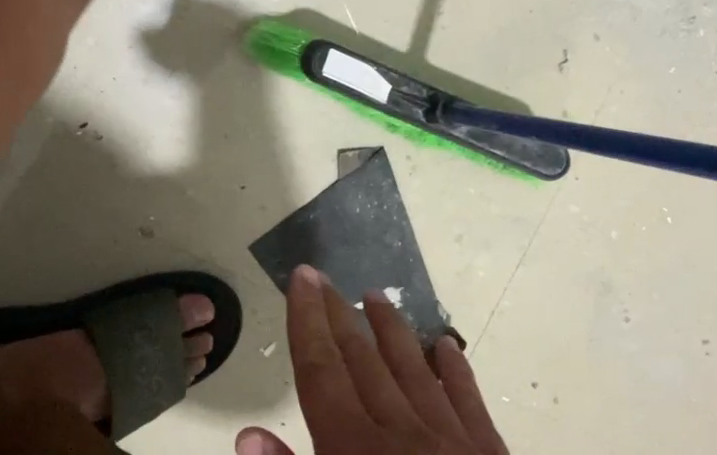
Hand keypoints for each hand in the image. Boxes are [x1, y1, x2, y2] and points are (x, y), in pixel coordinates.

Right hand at [238, 266, 509, 454]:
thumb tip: (247, 436)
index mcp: (354, 449)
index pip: (322, 371)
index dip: (307, 321)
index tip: (301, 277)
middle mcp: (401, 433)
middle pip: (362, 361)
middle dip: (339, 317)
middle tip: (324, 280)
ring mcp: (452, 442)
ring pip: (413, 369)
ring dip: (392, 331)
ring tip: (376, 297)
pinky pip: (470, 402)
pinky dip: (455, 370)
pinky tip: (446, 346)